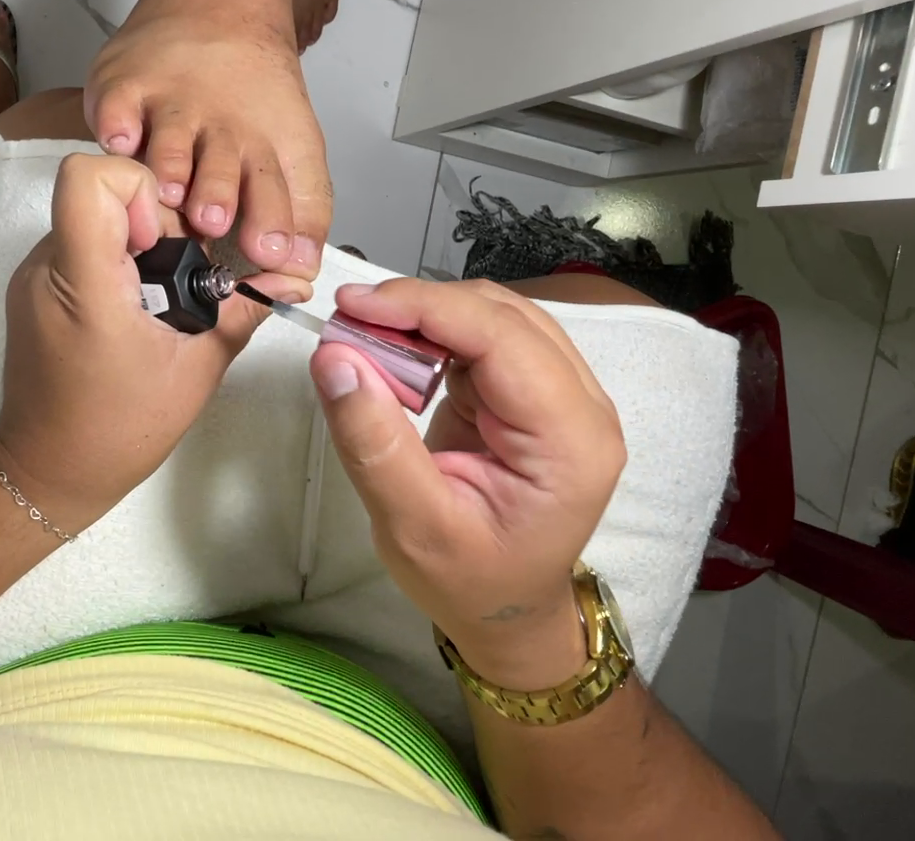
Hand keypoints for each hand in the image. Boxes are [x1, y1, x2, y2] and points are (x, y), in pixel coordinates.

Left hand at [0, 153, 311, 532]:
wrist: (48, 469)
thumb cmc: (117, 430)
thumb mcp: (195, 369)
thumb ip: (240, 310)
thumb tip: (288, 279)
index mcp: (84, 284)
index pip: (90, 178)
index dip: (139, 190)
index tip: (162, 241)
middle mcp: (46, 267)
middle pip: (99, 191)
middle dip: (153, 219)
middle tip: (178, 275)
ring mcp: (33, 275)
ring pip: (91, 215)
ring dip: (135, 241)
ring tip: (159, 297)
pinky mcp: (34, 287)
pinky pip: (79, 242)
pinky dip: (115, 258)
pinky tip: (136, 307)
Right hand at [85, 0, 330, 278]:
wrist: (218, 3)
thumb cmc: (253, 91)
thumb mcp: (294, 147)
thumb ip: (301, 212)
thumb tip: (302, 270)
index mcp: (264, 149)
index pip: (276, 189)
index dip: (273, 222)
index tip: (271, 253)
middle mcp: (220, 129)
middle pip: (221, 168)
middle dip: (218, 194)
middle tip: (214, 219)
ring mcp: (172, 105)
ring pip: (171, 141)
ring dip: (172, 166)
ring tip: (171, 190)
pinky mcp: (127, 85)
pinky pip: (118, 106)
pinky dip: (116, 122)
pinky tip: (118, 140)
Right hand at [307, 279, 625, 688]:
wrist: (505, 608)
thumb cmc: (468, 581)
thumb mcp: (411, 525)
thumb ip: (374, 443)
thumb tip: (334, 358)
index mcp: (570, 441)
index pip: (501, 338)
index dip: (425, 307)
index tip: (351, 305)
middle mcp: (580, 405)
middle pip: (501, 316)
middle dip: (419, 306)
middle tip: (346, 320)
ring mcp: (561, 394)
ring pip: (492, 315)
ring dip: (424, 314)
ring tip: (362, 333)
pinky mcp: (531, 391)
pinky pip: (481, 336)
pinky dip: (431, 332)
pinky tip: (393, 348)